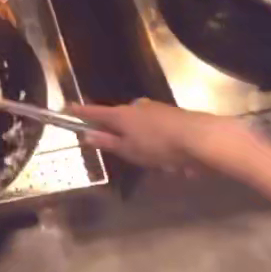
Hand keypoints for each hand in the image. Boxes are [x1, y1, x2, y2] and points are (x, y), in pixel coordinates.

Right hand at [69, 99, 269, 175]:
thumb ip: (108, 142)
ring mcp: (157, 110)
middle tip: (127, 154)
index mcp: (121, 115)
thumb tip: (88, 134)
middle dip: (121, 135)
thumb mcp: (129, 150)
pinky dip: (162, 146)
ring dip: (145, 144)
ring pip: (141, 128)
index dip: (81, 112)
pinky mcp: (174, 116)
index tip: (67, 108)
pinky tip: (175, 162)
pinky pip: (159, 133)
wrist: (203, 139)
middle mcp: (137, 107)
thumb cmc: (159, 146)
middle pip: (120, 119)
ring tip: (159, 164)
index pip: (95, 112)